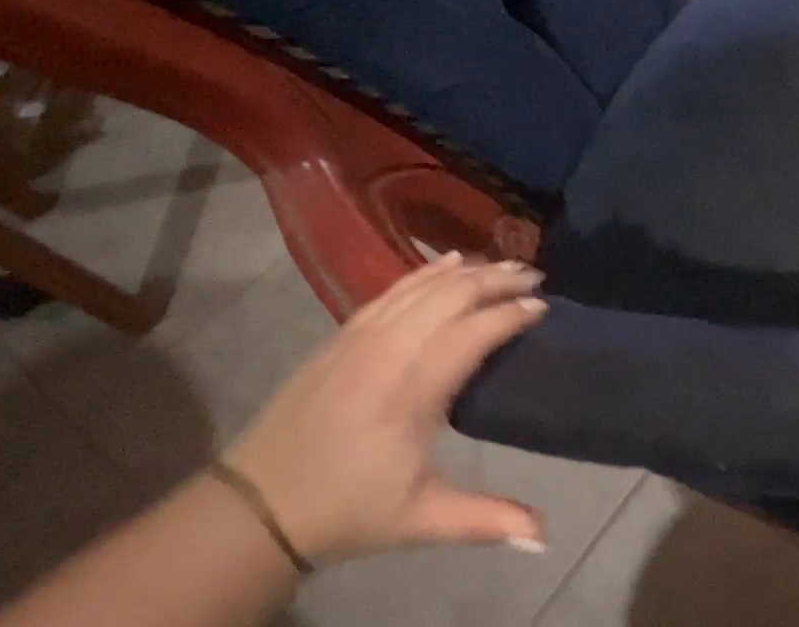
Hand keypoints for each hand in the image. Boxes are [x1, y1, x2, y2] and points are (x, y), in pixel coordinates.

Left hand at [222, 252, 549, 562]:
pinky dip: (425, 273)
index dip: (511, 314)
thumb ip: (486, 520)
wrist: (252, 510)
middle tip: (536, 276)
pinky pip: (391, 292)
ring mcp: (356, 341)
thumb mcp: (419, 520)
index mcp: (408, 394)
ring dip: (468, 272)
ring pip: (421, 288)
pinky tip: (449, 261)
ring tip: (507, 265)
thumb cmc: (345, 510)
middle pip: (449, 297)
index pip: (471, 333)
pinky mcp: (339, 339)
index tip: (544, 307)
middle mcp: (384, 355)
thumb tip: (546, 537)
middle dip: (497, 280)